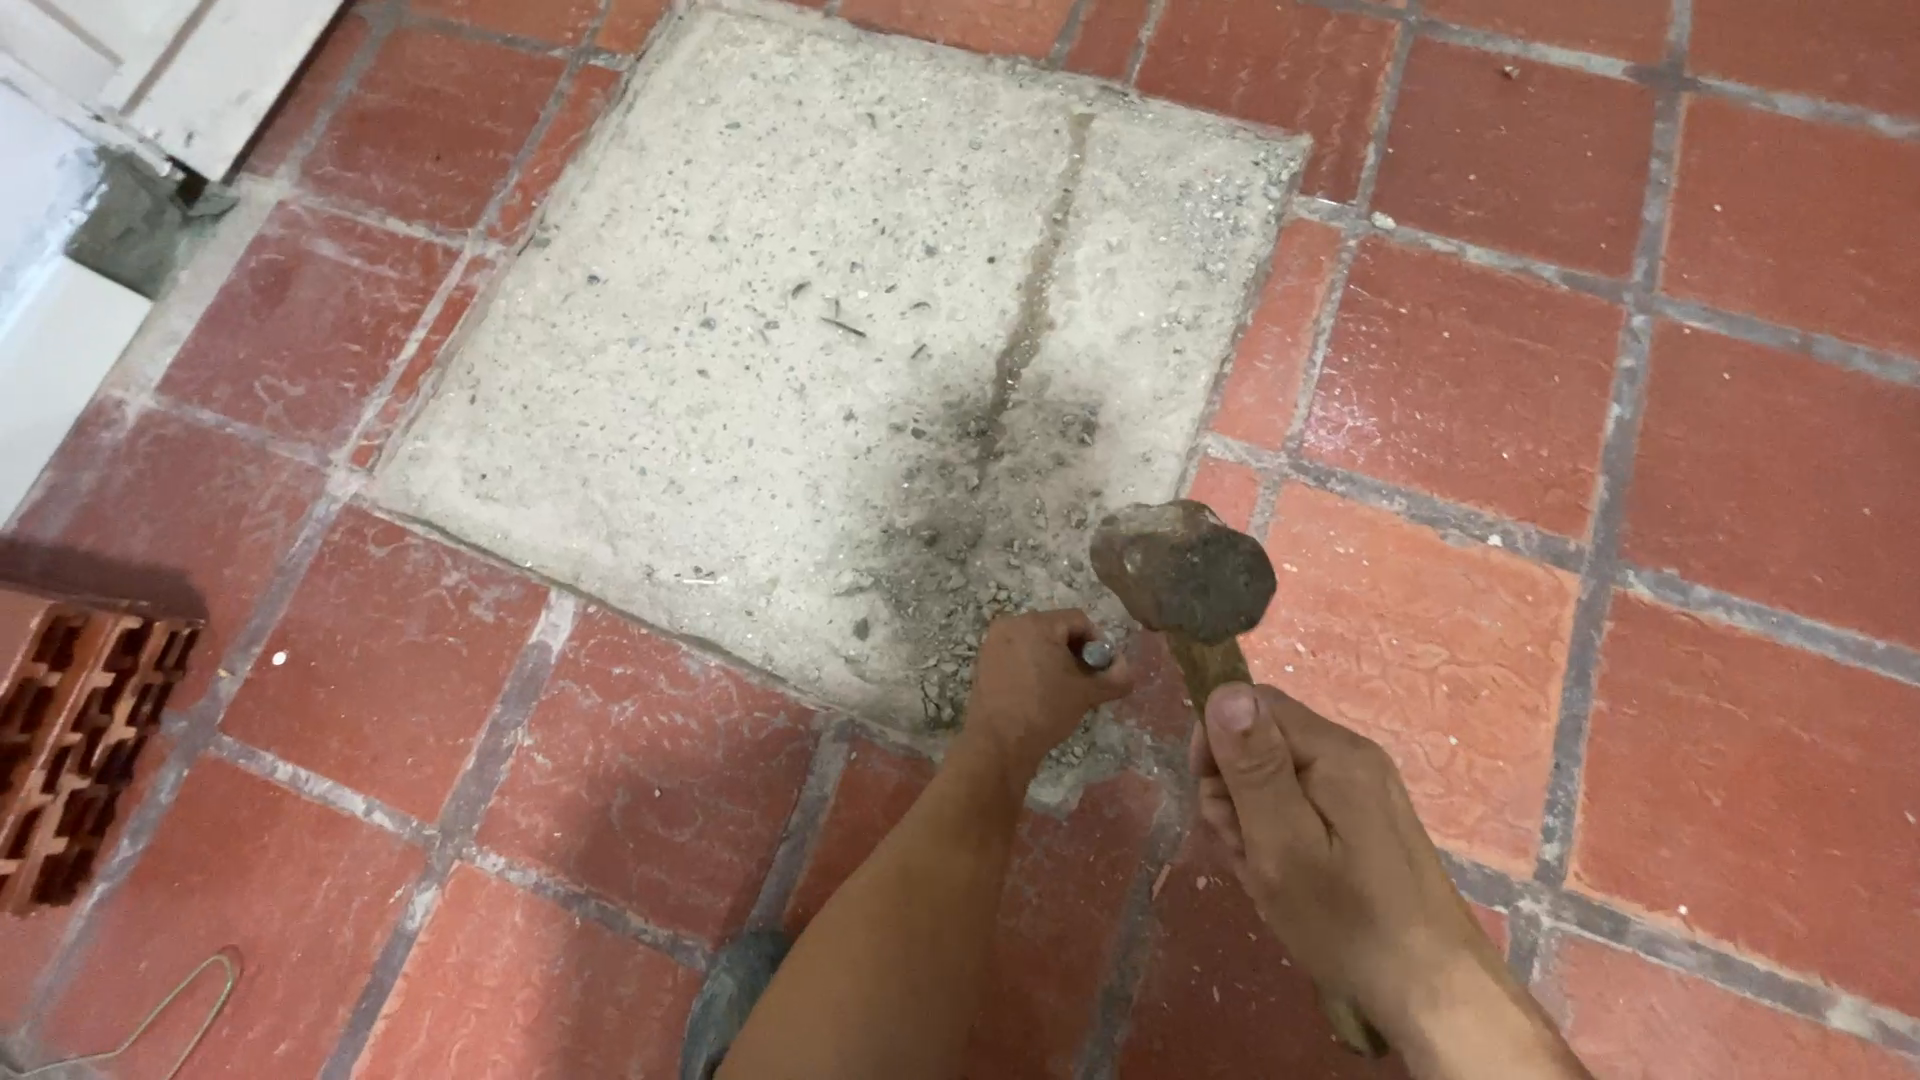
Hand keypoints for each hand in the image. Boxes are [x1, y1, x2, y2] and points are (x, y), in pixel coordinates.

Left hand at [960, 610, 1132, 774]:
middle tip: (1085, 679)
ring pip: (1036, 642)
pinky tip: (1039, 692)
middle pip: (1056, 628)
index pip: (1078, 620)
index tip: (1102, 669)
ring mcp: (993, 643)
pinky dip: (1033, 665)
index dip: (1097, 642)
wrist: (999, 744)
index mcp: (1035, 623)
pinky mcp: (984, 661)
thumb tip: (1127, 670)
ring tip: (1063, 688)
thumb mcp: (1087, 693)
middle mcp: (1011, 624)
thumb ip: (1115, 678)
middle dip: (1075, 651)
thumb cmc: (1045, 710)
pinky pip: (1017, 654)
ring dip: (1054, 659)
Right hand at [1191, 685, 1522, 1048]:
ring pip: (1273, 775)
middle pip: (1260, 740)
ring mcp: (1360, 787)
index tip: (1215, 802)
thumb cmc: (1348, 921)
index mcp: (1334, 751)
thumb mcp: (1284, 845)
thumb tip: (1224, 690)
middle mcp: (1350, 754)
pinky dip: (1277, 835)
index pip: (1251, 704)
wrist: (1434, 994)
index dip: (1217, 744)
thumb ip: (1253, 767)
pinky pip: (1297, 803)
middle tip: (1244, 849)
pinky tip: (1284, 876)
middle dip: (1233, 790)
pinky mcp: (1361, 817)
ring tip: (1265, 872)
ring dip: (1251, 820)